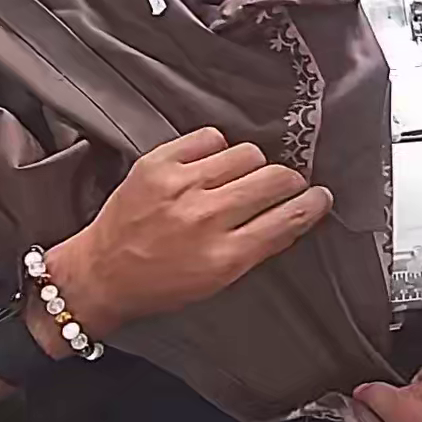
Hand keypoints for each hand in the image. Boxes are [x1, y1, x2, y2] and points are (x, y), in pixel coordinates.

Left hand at [40, 127, 332, 343]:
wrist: (101, 272)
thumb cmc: (160, 284)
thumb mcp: (216, 281)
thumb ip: (256, 247)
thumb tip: (293, 213)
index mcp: (224, 257)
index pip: (287, 220)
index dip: (312, 204)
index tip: (320, 197)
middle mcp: (205, 218)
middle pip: (275, 179)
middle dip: (290, 181)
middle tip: (285, 185)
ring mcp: (180, 185)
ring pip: (248, 154)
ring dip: (253, 165)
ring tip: (241, 177)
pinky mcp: (158, 162)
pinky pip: (210, 137)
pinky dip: (218, 149)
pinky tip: (211, 164)